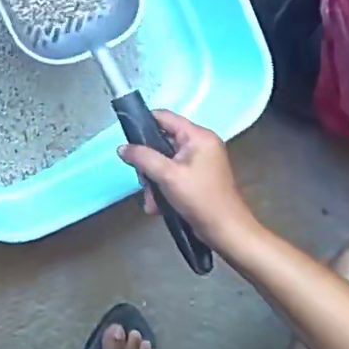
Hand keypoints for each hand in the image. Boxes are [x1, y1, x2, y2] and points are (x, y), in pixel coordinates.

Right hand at [117, 109, 261, 252]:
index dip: (143, 124)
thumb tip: (122, 148)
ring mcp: (200, 162)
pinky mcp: (198, 178)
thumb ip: (143, 157)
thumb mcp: (167, 175)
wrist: (226, 232)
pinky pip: (173, 175)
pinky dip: (163, 188)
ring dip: (154, 180)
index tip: (127, 140)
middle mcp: (201, 145)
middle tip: (143, 179)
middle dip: (148, 162)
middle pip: (162, 142)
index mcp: (198, 136)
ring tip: (151, 199)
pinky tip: (158, 206)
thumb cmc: (199, 198)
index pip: (164, 117)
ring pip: (165, 162)